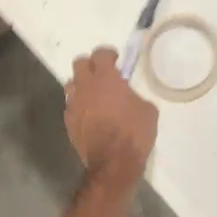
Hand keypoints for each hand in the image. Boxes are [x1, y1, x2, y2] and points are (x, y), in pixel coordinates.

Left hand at [64, 47, 157, 188]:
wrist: (114, 163)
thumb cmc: (135, 132)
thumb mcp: (147, 109)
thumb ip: (134, 95)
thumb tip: (128, 96)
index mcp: (106, 78)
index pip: (100, 54)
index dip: (108, 53)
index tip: (116, 59)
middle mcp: (86, 87)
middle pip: (80, 63)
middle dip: (91, 65)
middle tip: (103, 74)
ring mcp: (74, 104)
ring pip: (71, 84)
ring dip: (82, 84)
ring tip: (94, 94)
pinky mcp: (69, 122)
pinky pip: (71, 105)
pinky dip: (79, 105)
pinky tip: (90, 114)